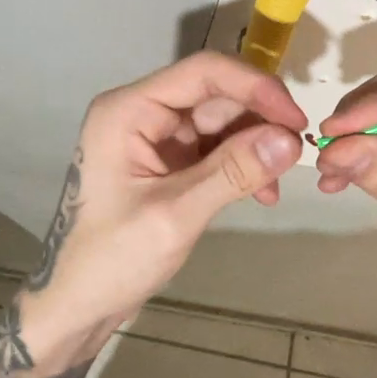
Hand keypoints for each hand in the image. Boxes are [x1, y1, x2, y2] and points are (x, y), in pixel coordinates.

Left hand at [19, 51, 306, 348]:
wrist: (80, 304)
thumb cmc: (114, 259)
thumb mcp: (176, 215)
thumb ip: (233, 172)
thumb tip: (291, 140)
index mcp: (128, 110)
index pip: (203, 73)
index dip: (255, 87)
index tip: (296, 119)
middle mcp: (140, 113)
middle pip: (215, 95)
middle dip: (259, 120)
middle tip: (297, 155)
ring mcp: (154, 137)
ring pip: (221, 122)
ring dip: (255, 146)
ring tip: (276, 186)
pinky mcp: (167, 161)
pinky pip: (215, 148)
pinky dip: (241, 165)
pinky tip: (261, 193)